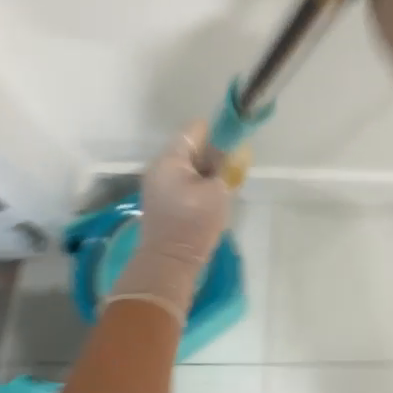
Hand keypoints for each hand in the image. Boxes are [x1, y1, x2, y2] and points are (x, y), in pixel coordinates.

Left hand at [106, 125, 232, 322]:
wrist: (169, 264)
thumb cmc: (194, 223)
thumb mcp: (217, 190)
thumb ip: (224, 166)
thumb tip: (229, 152)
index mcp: (170, 159)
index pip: (195, 129)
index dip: (217, 132)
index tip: (234, 145)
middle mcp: (160, 166)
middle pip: (192, 147)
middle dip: (213, 156)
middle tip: (232, 171)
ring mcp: (158, 184)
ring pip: (189, 166)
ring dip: (207, 172)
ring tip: (223, 188)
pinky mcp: (161, 201)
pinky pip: (183, 182)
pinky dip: (198, 185)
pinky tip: (212, 199)